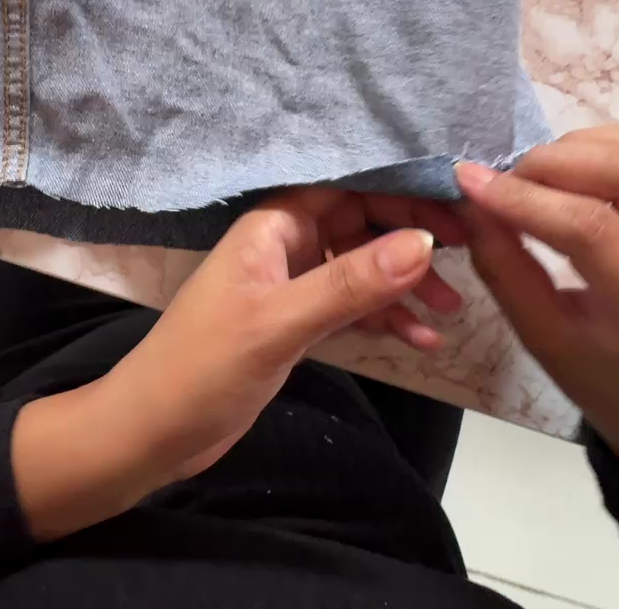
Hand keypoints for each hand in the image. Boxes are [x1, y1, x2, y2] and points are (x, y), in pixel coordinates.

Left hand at [12, 189, 466, 539]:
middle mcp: (285, 243)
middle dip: (410, 239)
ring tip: (449, 311)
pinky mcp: (296, 321)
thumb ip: (349, 283)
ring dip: (404, 284)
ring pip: (360, 267)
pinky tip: (420, 339)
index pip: (347, 187)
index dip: (401, 191)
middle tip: (466, 261)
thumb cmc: (204, 365)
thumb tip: (424, 241)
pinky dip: (384, 317)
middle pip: (359, 223)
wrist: (153, 431)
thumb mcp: (279, 322)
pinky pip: (350, 306)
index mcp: (272, 224)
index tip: (455, 210)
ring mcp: (291, 283)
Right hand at [455, 127, 618, 467]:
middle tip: (509, 173)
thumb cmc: (600, 379)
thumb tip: (471, 194)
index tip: (470, 180)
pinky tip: (584, 161)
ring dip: (588, 145)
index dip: (526, 197)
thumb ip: (502, 263)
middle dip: (557, 160)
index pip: (595, 231)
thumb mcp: (539, 335)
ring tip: (544, 168)